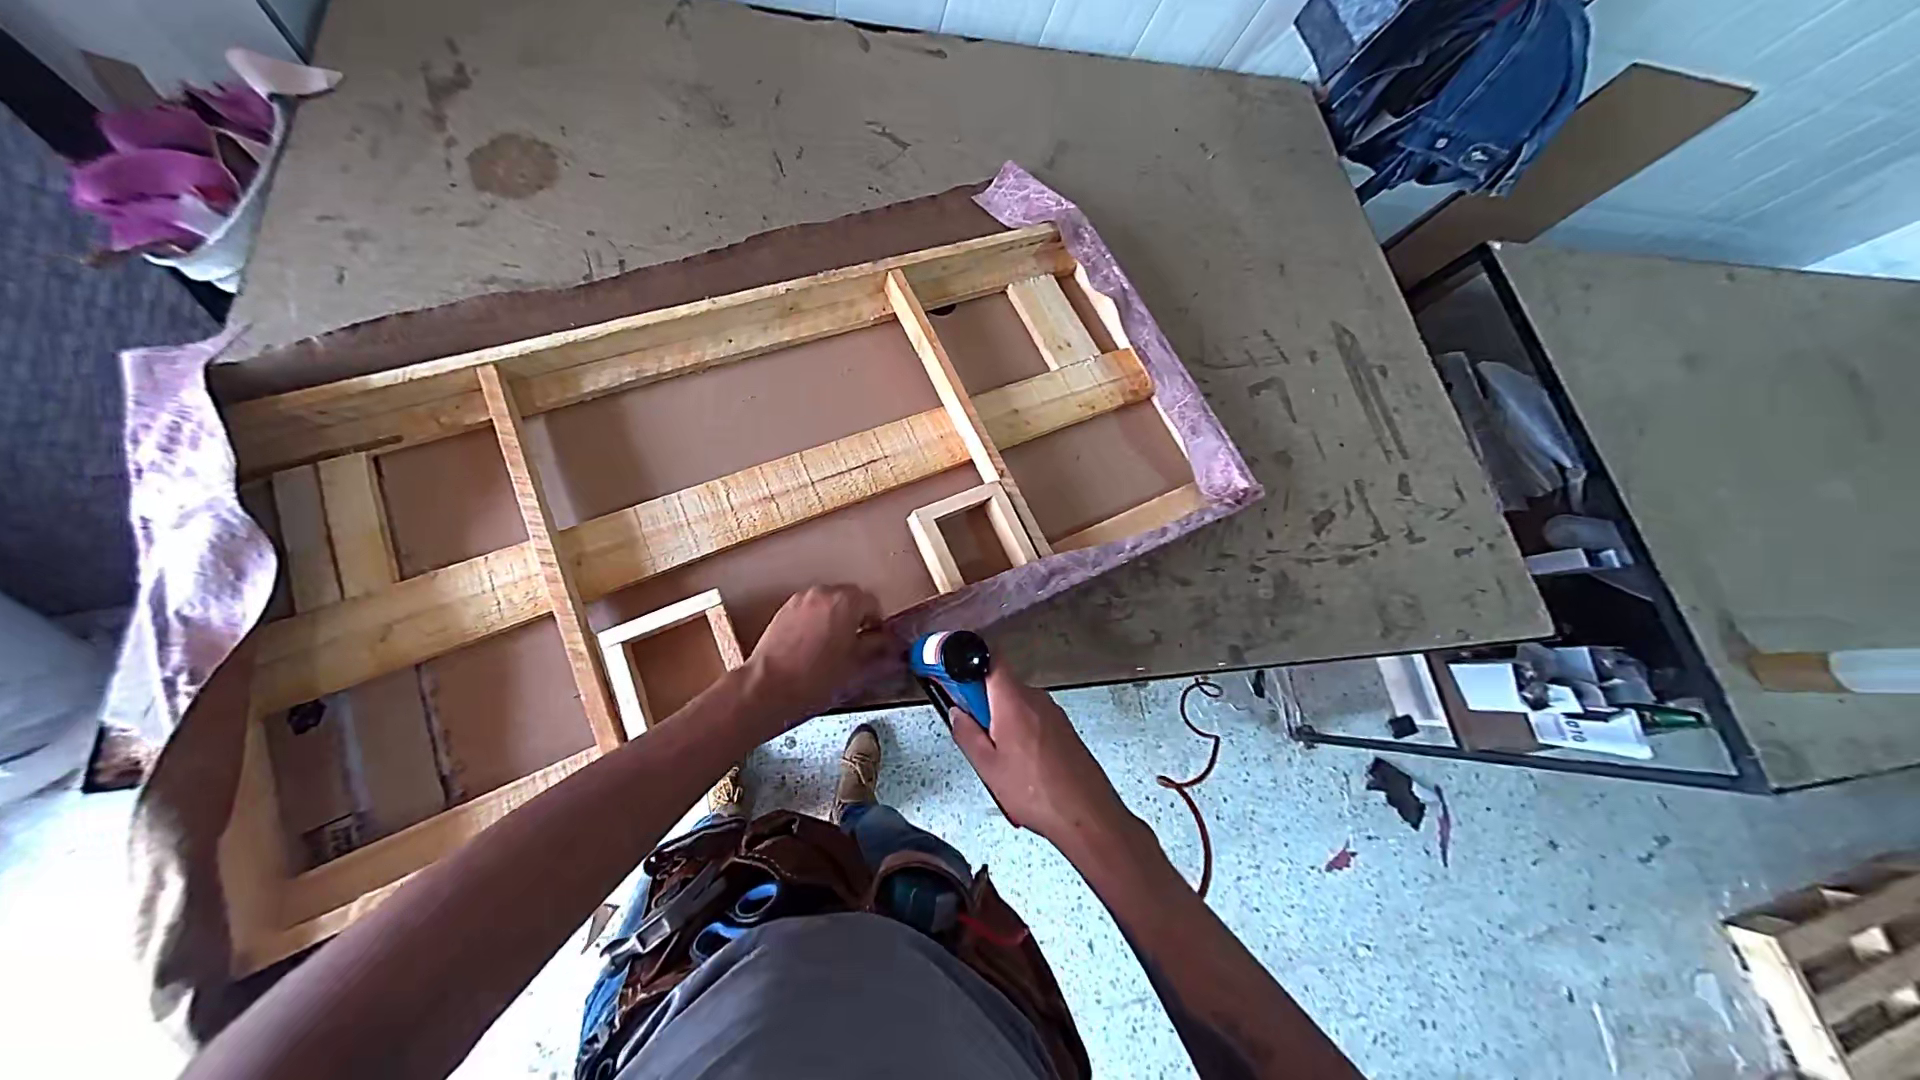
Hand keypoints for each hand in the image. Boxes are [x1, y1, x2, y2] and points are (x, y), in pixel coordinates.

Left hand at [746, 585, 891, 723]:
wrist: (769, 687)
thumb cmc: (811, 679)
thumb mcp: (856, 666)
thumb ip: (877, 648)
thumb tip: (888, 644)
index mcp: (846, 601)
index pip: (873, 602)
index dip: (877, 622)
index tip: (877, 638)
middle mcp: (823, 594)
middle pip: (849, 598)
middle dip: (856, 617)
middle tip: (858, 643)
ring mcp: (800, 601)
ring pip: (828, 603)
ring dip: (835, 618)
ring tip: (834, 647)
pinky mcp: (783, 611)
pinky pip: (809, 610)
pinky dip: (816, 621)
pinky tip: (814, 646)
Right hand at [949, 666, 1133, 850]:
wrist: (1085, 814)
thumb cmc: (1040, 793)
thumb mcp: (987, 767)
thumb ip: (966, 734)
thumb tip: (956, 715)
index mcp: (1013, 702)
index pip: (992, 658)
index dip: (971, 660)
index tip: (955, 676)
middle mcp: (1036, 700)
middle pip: (1002, 684)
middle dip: (983, 702)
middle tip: (972, 727)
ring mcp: (1053, 713)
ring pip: (1018, 704)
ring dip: (1002, 720)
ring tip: (999, 756)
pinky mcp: (1063, 728)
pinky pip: (1034, 718)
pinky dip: (1021, 732)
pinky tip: (1020, 763)